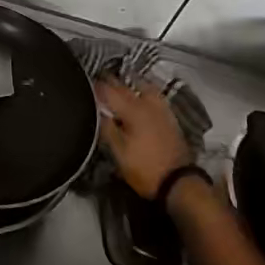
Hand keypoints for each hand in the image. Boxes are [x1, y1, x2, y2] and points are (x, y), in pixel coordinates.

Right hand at [96, 78, 193, 199]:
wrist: (178, 181)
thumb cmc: (145, 169)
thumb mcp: (120, 153)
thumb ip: (107, 129)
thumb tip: (97, 112)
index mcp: (133, 111)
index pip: (110, 92)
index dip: (96, 87)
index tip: (86, 86)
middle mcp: (148, 105)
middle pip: (126, 87)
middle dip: (111, 83)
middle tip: (99, 83)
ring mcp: (161, 110)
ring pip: (143, 88)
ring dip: (129, 85)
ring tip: (119, 87)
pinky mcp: (170, 117)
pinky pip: (154, 96)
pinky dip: (143, 92)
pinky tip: (140, 98)